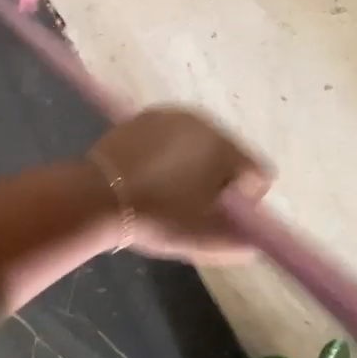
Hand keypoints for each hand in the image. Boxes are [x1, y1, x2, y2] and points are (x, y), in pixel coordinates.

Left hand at [88, 105, 270, 264]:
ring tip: (170, 187)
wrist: (98, 194)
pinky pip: (171, 134)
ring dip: (194, 161)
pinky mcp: (143, 115)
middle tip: (193, 202)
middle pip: (229, 153)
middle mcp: (203, 122)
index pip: (258, 173)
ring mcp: (171, 115)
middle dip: (219, 177)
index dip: (245, 199)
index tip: (220, 214)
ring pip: (199, 141)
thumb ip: (240, 242)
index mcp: (225, 149)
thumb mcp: (205, 241)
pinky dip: (169, 149)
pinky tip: (151, 170)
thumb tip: (252, 241)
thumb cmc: (158, 217)